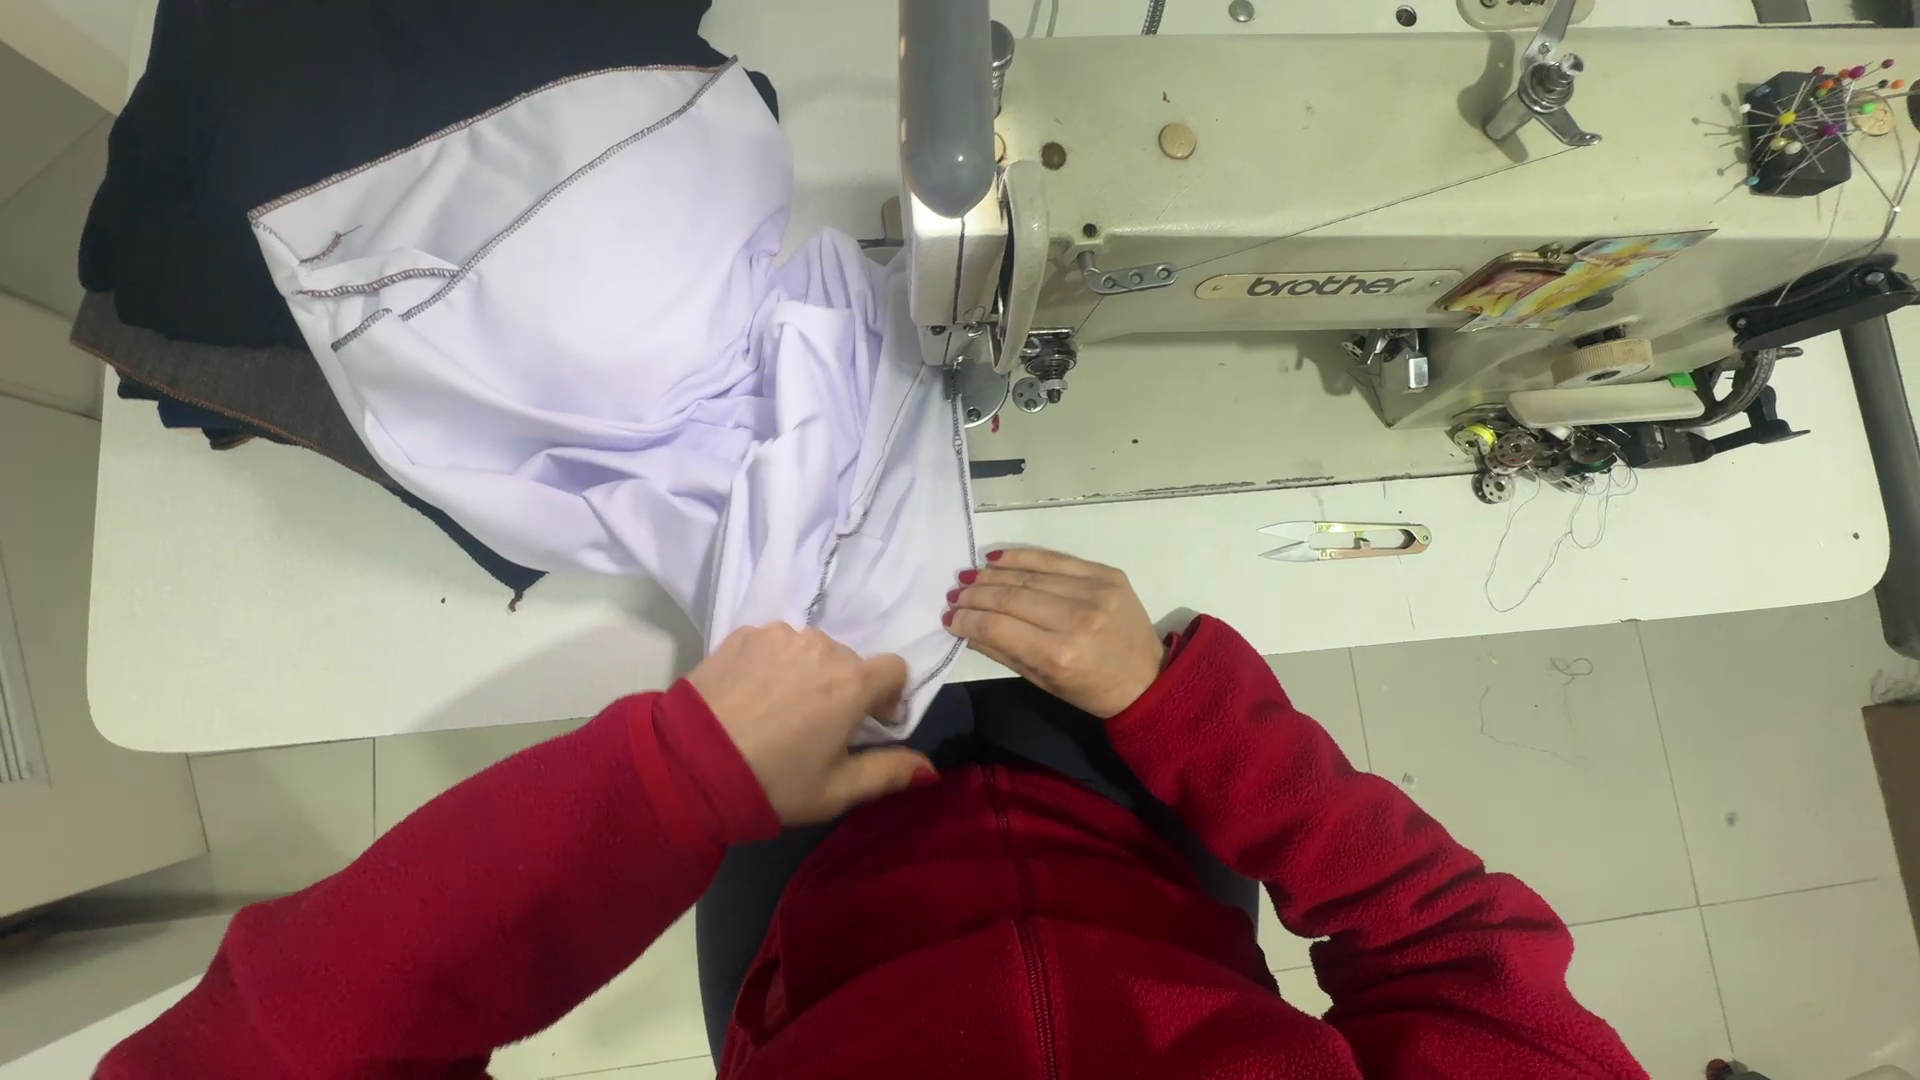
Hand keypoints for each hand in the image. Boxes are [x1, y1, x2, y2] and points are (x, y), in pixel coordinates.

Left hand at [688, 624, 932, 825]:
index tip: (866, 724)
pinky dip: (772, 665)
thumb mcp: (836, 790)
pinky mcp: (744, 634)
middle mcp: (822, 646)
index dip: (887, 698)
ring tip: (776, 710)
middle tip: (812, 726)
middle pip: (850, 662)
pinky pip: (774, 645)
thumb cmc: (772, 782)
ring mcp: (780, 635)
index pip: (895, 670)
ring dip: (806, 674)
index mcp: (853, 681)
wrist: (686, 766)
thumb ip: (890, 772)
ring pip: (810, 651)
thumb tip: (931, 768)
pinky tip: (749, 697)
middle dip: (842, 689)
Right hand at [943, 548, 1166, 718]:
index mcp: (1059, 655)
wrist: (1147, 678)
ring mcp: (1095, 592)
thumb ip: (1001, 651)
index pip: (998, 627)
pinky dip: (1023, 556)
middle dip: (975, 595)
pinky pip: (1056, 559)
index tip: (948, 615)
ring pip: (1029, 575)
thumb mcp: (1042, 682)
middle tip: (953, 594)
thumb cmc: (1090, 690)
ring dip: (992, 574)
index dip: (967, 619)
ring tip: (969, 576)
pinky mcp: (1107, 574)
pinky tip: (996, 558)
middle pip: (1011, 596)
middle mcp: (1077, 619)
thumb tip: (963, 627)